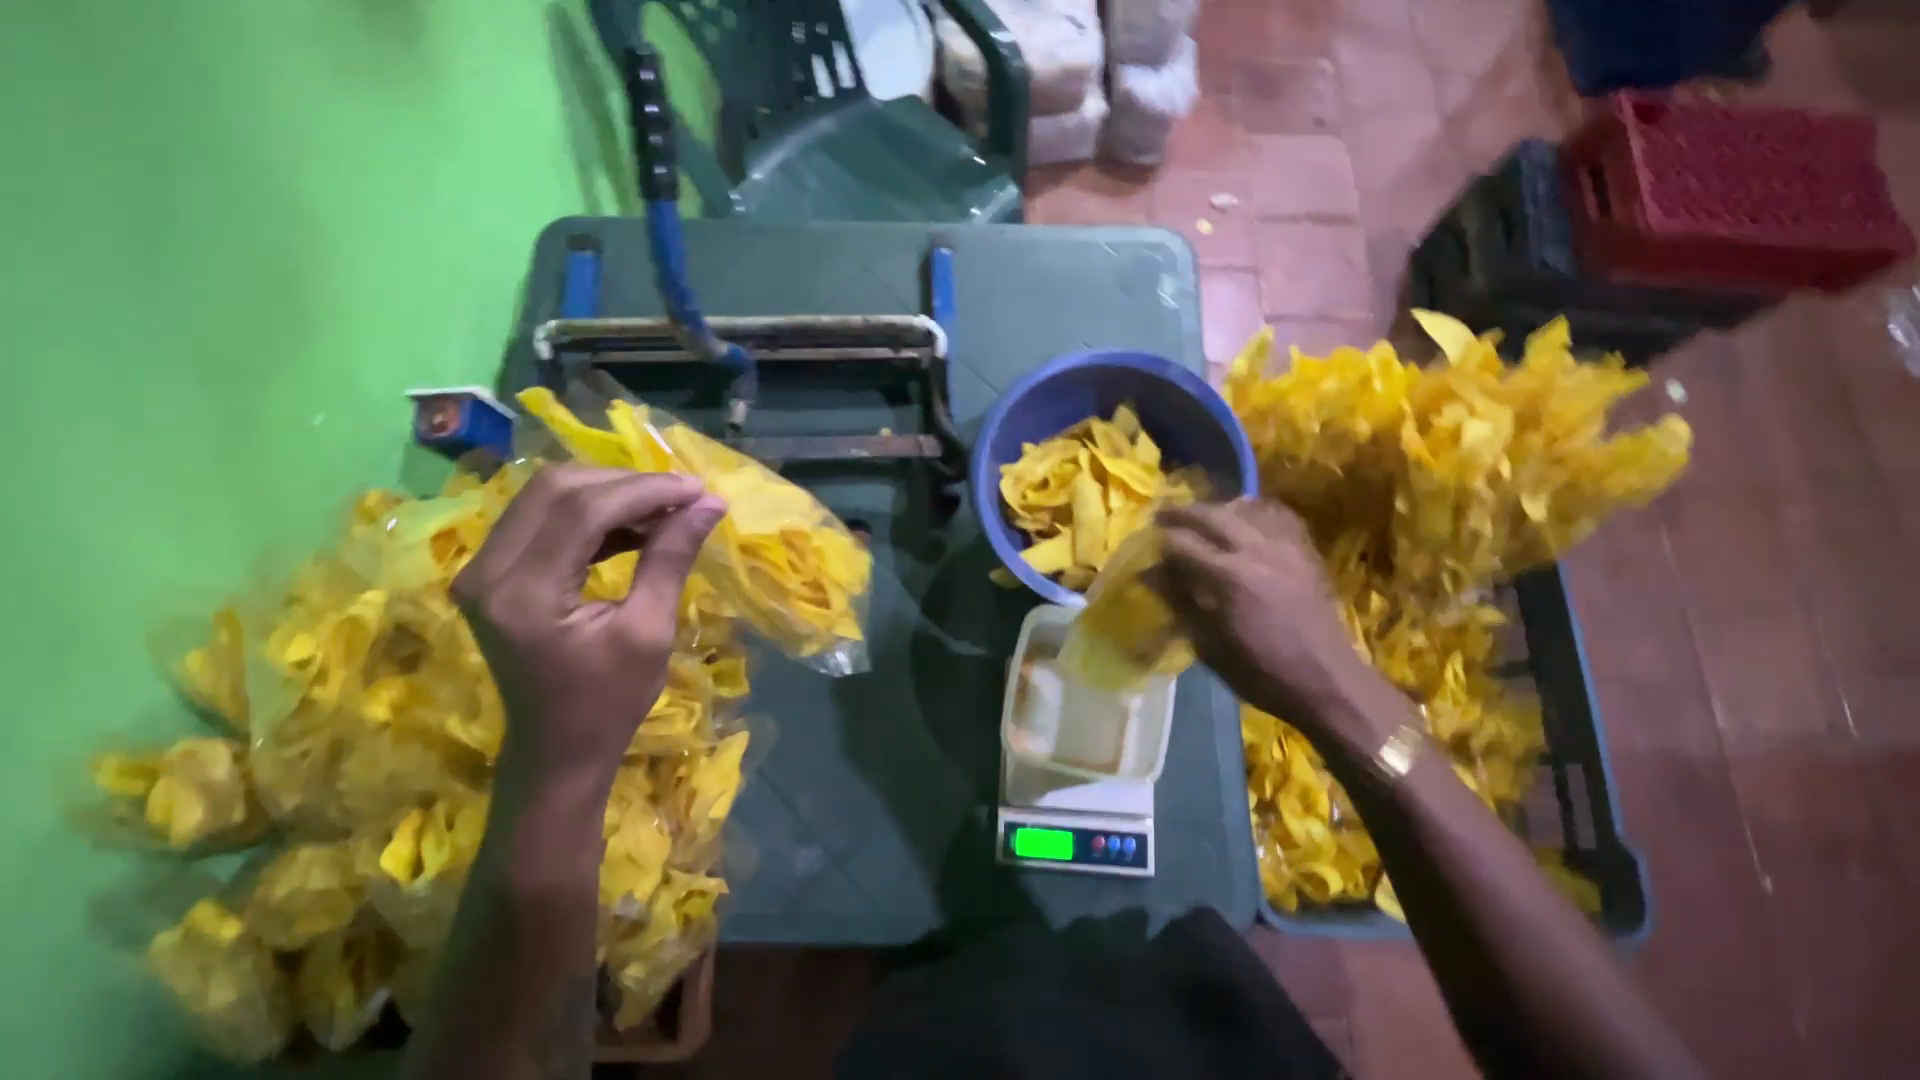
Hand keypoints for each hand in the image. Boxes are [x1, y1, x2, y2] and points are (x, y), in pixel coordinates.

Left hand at [451, 465, 725, 790]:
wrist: (557, 751)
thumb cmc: (608, 703)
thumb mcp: (648, 632)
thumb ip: (671, 559)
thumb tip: (712, 503)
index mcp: (523, 593)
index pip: (582, 510)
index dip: (644, 490)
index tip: (698, 489)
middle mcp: (487, 571)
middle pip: (556, 489)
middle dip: (626, 484)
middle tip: (683, 496)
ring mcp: (481, 569)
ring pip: (547, 496)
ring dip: (609, 493)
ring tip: (665, 509)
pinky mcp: (491, 573)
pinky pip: (541, 519)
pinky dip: (591, 513)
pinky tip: (634, 526)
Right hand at [1148, 499, 1400, 747]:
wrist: (1325, 680)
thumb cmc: (1261, 672)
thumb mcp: (1210, 645)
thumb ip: (1181, 602)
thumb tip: (1153, 576)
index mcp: (1228, 577)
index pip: (1182, 543)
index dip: (1160, 541)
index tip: (1146, 544)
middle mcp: (1256, 551)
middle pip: (1212, 515)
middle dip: (1182, 513)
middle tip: (1163, 515)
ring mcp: (1285, 546)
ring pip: (1246, 509)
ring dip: (1218, 507)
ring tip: (1203, 514)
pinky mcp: (1306, 551)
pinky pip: (1279, 516)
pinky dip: (1258, 511)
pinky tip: (1247, 516)